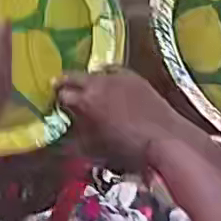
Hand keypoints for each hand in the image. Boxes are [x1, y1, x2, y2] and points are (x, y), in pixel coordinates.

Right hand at [57, 67, 202, 171]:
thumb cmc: (129, 149)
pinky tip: (109, 82)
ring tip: (85, 87)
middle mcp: (99, 83)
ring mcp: (118, 77)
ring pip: (94, 73)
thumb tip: (66, 139)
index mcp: (86, 100)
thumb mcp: (97, 148)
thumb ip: (78, 139)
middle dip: (65, 82)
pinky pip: (113, 71)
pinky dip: (107, 76)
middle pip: (74, 76)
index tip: (55, 104)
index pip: (63, 95)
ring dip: (87, 80)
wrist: (165, 137)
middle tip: (60, 87)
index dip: (57, 100)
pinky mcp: (134, 77)